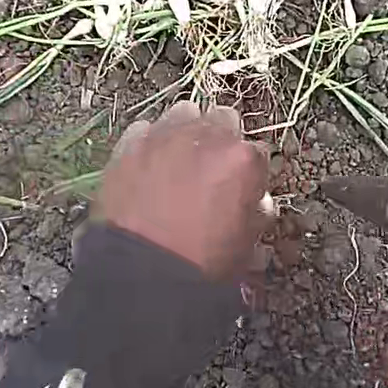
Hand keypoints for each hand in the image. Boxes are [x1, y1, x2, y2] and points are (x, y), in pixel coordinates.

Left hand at [94, 100, 268, 279]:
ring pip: (184, 114)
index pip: (257, 151)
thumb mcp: (246, 244)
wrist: (142, 274)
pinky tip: (149, 165)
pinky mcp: (130, 144)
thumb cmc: (202, 263)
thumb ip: (257, 212)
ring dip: (187, 131)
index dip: (249, 171)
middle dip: (221, 139)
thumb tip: (255, 200)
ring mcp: (165, 136)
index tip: (240, 186)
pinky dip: (151, 142)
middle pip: (223, 119)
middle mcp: (207, 136)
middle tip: (212, 168)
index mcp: (244, 159)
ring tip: (180, 159)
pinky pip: (146, 130)